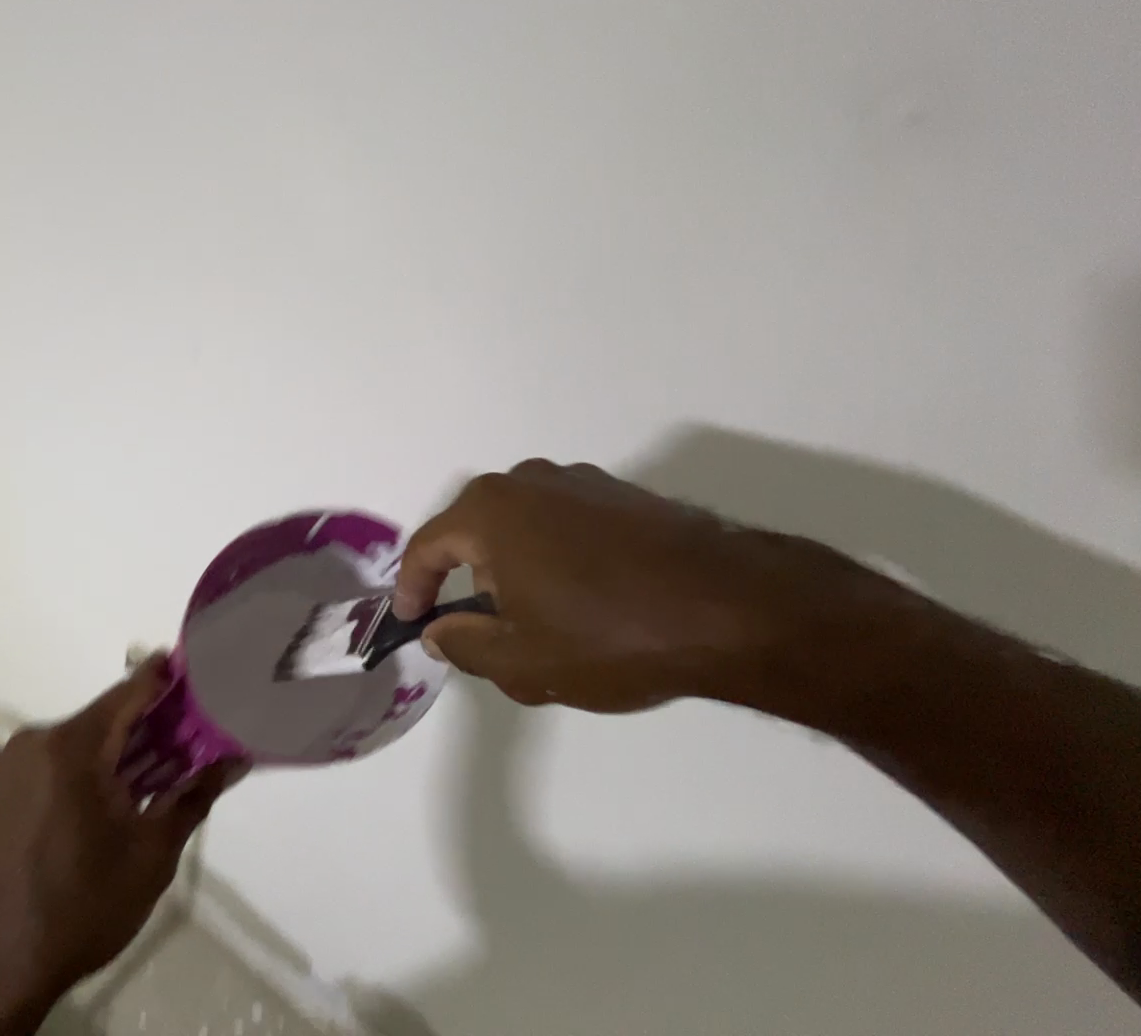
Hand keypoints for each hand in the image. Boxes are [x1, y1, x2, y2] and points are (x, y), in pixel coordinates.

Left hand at [0, 656, 244, 1034]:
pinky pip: (55, 766)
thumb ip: (195, 794)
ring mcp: (8, 769)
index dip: (166, 679)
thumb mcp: (152, 850)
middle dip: (153, 725)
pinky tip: (123, 790)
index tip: (199, 667)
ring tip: (168, 764)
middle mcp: (32, 743)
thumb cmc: (84, 904)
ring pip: (80, 744)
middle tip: (198, 731)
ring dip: (123, 752)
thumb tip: (238, 759)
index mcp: (68, 745)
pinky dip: (91, 771)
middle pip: (106, 720)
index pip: (129, 692)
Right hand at [393, 459, 901, 714]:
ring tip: (533, 619)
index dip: (412, 587)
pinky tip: (580, 600)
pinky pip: (564, 525)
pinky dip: (554, 559)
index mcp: (491, 511)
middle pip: (474, 531)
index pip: (428, 546)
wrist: (730, 609)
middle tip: (472, 627)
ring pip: (522, 527)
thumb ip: (463, 644)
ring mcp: (581, 482)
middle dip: (466, 579)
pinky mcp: (624, 495)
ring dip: (513, 568)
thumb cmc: (608, 635)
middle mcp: (529, 481)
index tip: (409, 620)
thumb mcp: (521, 660)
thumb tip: (439, 630)